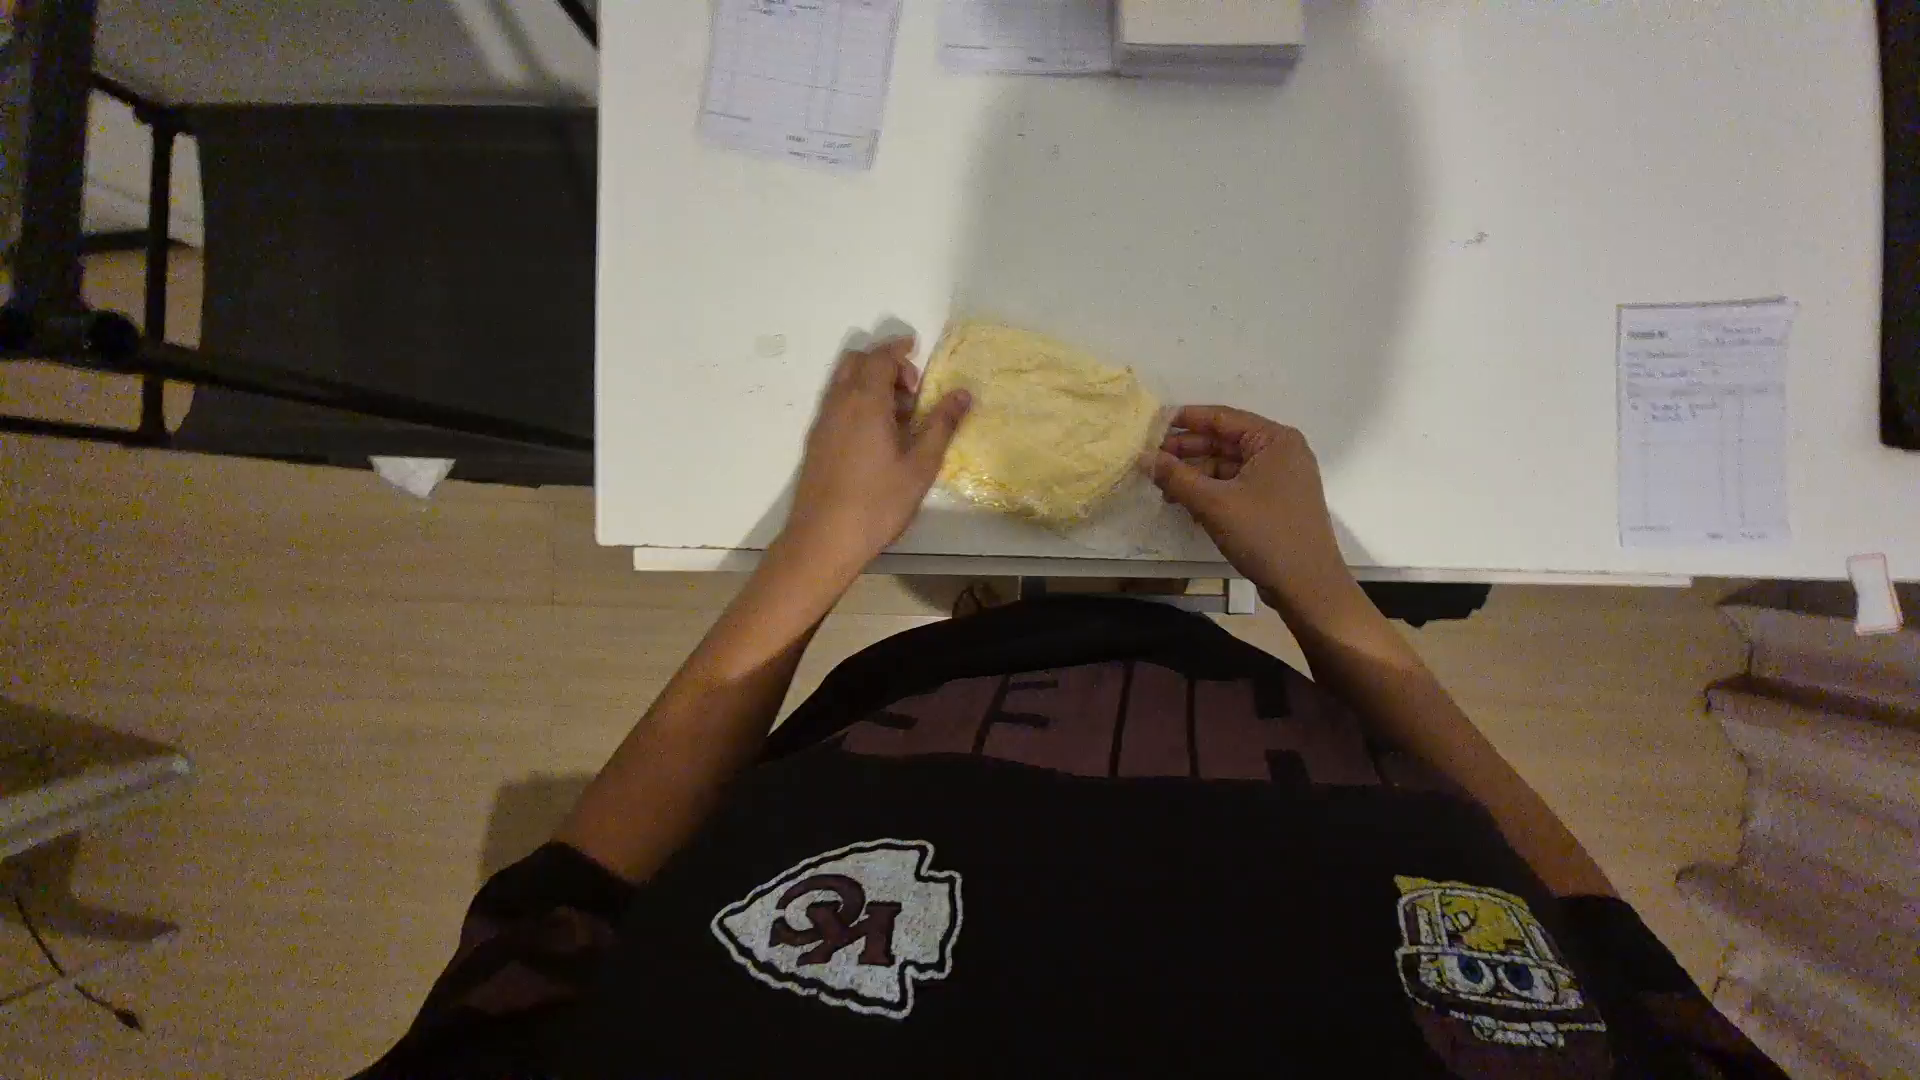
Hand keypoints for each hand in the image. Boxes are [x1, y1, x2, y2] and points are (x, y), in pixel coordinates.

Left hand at [778, 337, 970, 573]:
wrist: (823, 539)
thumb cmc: (877, 503)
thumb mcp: (920, 466)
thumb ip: (941, 425)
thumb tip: (962, 393)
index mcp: (865, 402)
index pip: (880, 358)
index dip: (899, 349)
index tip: (917, 348)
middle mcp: (839, 404)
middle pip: (856, 362)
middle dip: (884, 362)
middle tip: (911, 388)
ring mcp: (822, 423)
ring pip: (842, 382)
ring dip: (869, 382)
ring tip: (898, 414)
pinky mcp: (816, 443)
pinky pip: (836, 404)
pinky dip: (856, 401)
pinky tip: (875, 435)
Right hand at [1146, 406, 1353, 610]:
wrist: (1307, 585)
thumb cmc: (1264, 534)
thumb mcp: (1214, 503)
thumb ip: (1176, 477)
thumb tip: (1143, 457)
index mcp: (1275, 440)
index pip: (1222, 417)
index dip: (1185, 420)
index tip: (1151, 425)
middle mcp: (1280, 452)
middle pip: (1224, 441)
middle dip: (1186, 451)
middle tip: (1150, 460)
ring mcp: (1279, 479)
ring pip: (1227, 466)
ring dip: (1194, 475)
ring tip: (1163, 488)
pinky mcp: (1274, 502)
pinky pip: (1235, 486)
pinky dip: (1210, 491)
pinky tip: (1185, 505)